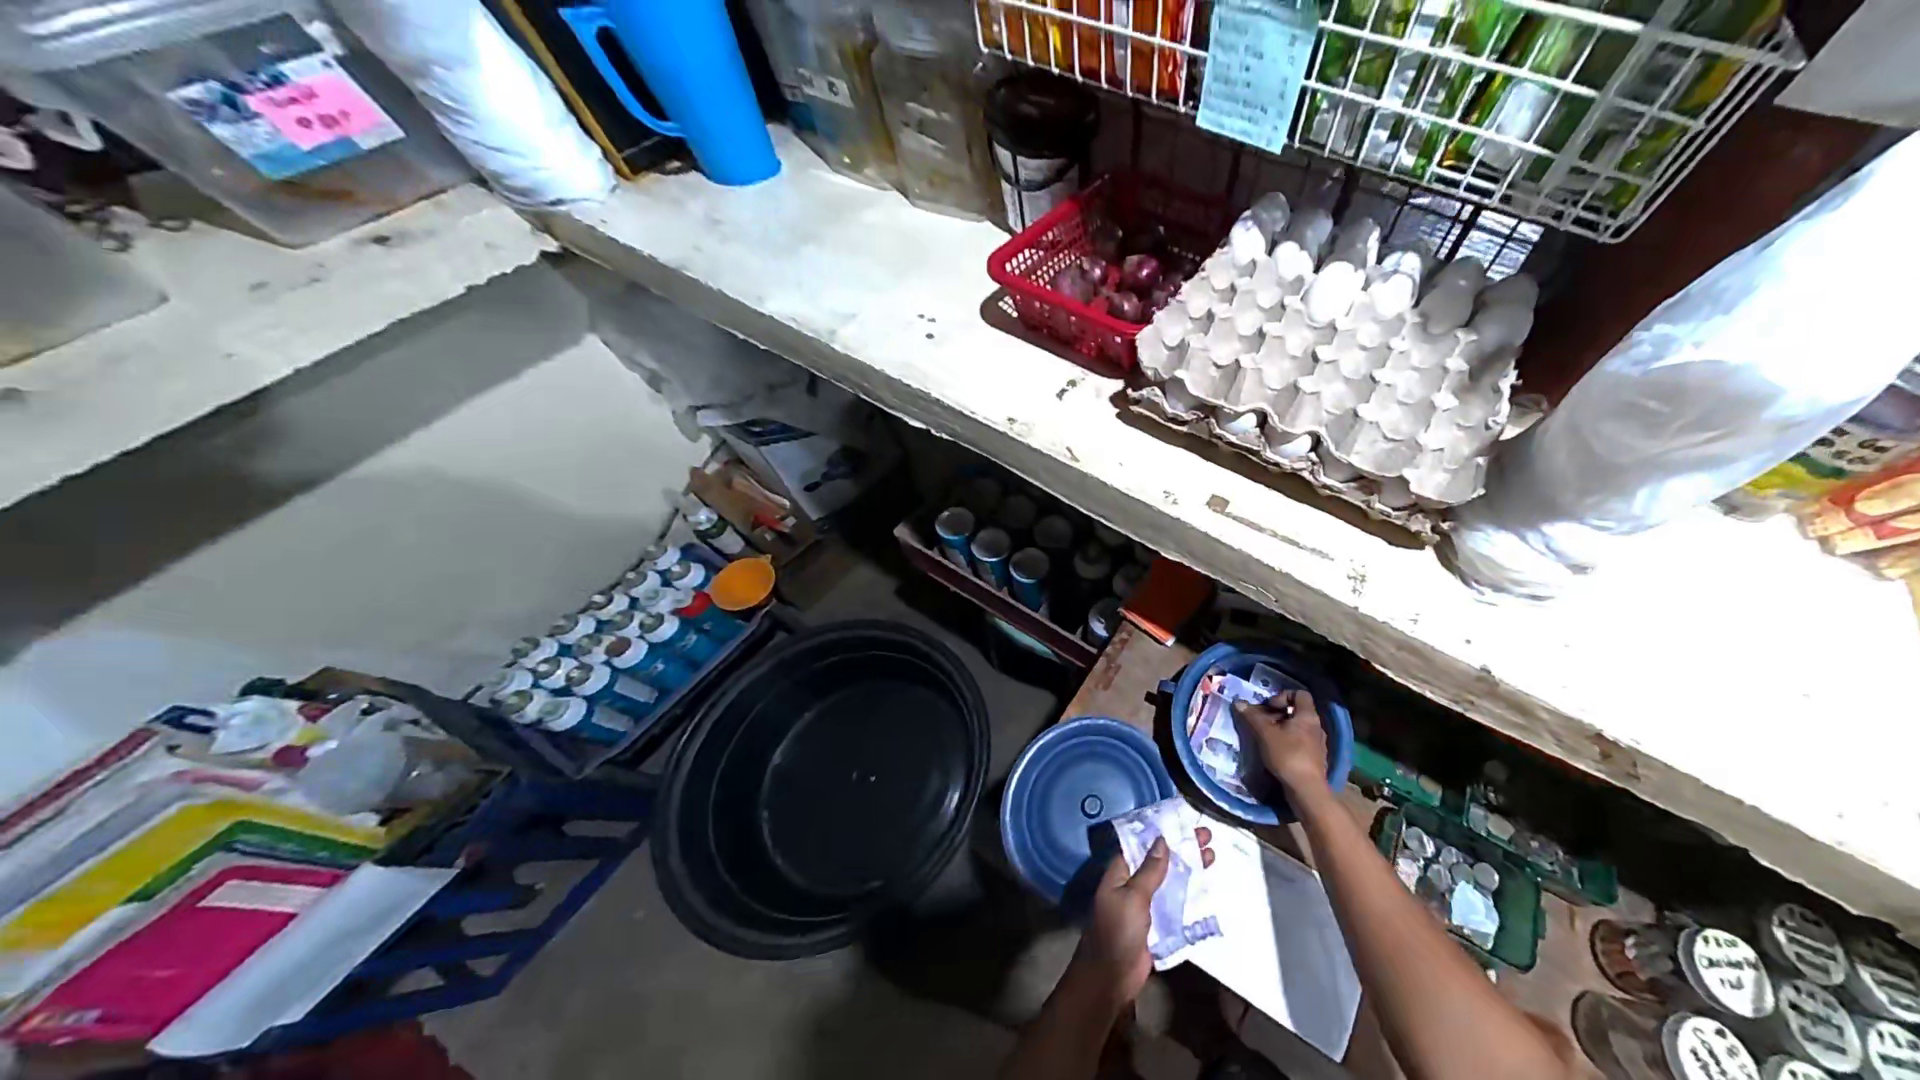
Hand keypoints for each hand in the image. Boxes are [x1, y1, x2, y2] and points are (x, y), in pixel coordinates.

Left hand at [1071, 829, 1215, 1009]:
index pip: (1141, 844)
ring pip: (1170, 880)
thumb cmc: (1117, 930)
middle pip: (1160, 860)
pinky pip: (1175, 902)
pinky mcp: (1158, 923)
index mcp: (1120, 871)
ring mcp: (1146, 903)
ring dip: (1188, 868)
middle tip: (1205, 835)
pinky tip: (1206, 885)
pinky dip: (1190, 892)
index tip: (1182, 821)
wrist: (1112, 976)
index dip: (1161, 832)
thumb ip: (1149, 871)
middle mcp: (1133, 883)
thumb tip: (1162, 841)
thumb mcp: (1132, 897)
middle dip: (1181, 848)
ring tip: (1211, 855)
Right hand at [1235, 690, 1327, 794]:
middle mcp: (1317, 727)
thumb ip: (1252, 716)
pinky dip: (1287, 741)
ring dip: (1281, 728)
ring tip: (1266, 737)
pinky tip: (1275, 751)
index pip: (1299, 694)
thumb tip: (1239, 703)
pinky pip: (1300, 742)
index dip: (1282, 696)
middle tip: (1262, 722)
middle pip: (1297, 711)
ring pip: (1298, 727)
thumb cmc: (1287, 755)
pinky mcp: (1315, 758)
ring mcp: (1318, 743)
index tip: (1268, 707)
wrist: (1306, 789)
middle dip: (1277, 713)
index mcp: (1308, 716)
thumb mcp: (1264, 733)